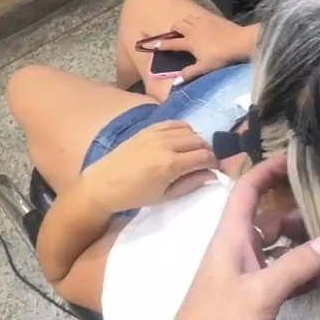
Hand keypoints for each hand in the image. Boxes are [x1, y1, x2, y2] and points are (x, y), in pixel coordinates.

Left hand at [77, 121, 215, 213]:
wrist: (103, 184)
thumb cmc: (134, 196)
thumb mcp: (165, 195)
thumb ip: (191, 183)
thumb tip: (212, 174)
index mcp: (170, 164)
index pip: (204, 156)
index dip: (215, 162)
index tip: (216, 169)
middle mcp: (165, 144)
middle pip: (199, 140)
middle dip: (207, 151)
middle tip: (206, 162)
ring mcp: (155, 133)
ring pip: (189, 129)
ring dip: (196, 140)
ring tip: (193, 152)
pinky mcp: (148, 128)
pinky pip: (174, 123)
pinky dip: (183, 130)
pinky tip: (181, 140)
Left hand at [145, 156, 319, 319]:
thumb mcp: (261, 294)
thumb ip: (295, 266)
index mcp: (231, 238)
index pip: (247, 189)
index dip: (268, 169)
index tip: (297, 158)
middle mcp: (236, 249)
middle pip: (267, 215)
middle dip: (296, 206)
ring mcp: (243, 273)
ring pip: (276, 244)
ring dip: (301, 240)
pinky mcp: (250, 297)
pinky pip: (279, 272)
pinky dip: (299, 269)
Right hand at [152, 16, 254, 83]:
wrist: (239, 41)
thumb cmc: (221, 56)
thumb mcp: (204, 67)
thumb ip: (189, 73)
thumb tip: (174, 82)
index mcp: (189, 42)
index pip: (170, 43)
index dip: (160, 44)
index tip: (152, 44)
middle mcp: (192, 29)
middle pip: (176, 25)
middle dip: (172, 30)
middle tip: (175, 37)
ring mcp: (202, 22)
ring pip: (186, 18)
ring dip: (183, 23)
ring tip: (187, 30)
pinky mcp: (211, 18)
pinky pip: (197, 15)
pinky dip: (194, 20)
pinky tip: (200, 25)